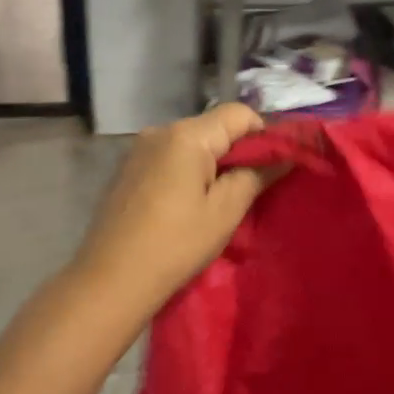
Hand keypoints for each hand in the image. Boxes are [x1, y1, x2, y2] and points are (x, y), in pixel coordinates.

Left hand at [70, 104, 284, 315]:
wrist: (111, 279)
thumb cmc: (175, 244)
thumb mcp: (225, 211)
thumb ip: (256, 176)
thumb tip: (283, 157)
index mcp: (187, 134)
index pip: (239, 113)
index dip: (264, 135)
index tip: (274, 168)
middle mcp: (160, 131)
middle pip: (214, 127)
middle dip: (238, 152)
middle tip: (253, 190)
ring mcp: (139, 150)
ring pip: (192, 144)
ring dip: (213, 165)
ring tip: (221, 202)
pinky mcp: (128, 171)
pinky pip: (171, 159)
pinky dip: (189, 173)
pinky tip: (189, 206)